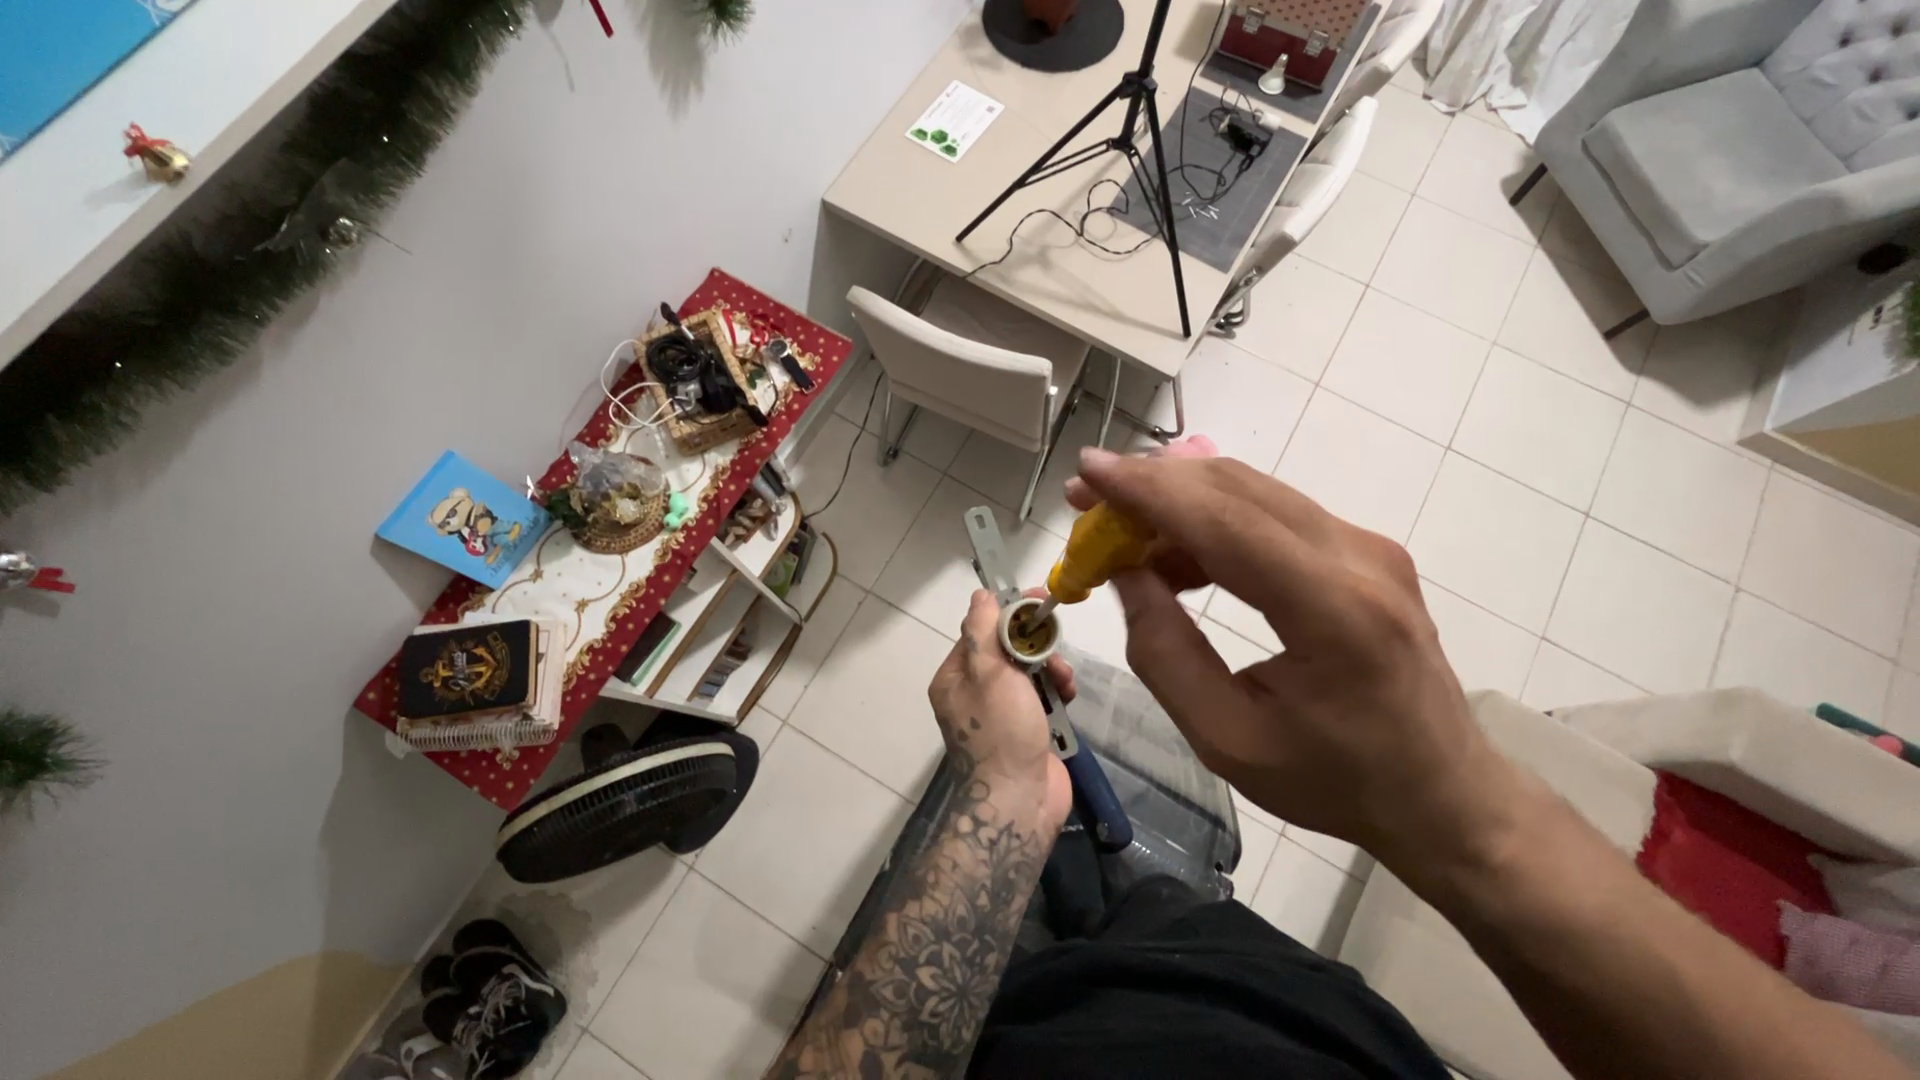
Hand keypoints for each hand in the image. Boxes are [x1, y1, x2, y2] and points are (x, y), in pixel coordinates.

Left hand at [928, 589, 1074, 828]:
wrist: (1020, 801)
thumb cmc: (1001, 731)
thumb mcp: (990, 673)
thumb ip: (984, 630)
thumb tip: (980, 596)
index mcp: (954, 679)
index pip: (980, 632)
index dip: (1008, 614)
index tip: (1037, 600)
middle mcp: (973, 694)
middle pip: (1007, 651)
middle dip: (1034, 644)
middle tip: (1056, 637)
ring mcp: (1001, 714)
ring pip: (1029, 674)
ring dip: (1050, 669)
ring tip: (1064, 680)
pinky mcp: (1027, 730)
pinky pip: (1042, 698)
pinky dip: (1057, 693)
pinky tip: (1069, 696)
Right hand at [1072, 447, 1525, 876]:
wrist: (1442, 793)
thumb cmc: (1334, 782)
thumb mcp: (1227, 740)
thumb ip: (1166, 654)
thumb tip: (1126, 575)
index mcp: (1333, 611)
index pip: (1226, 521)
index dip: (1149, 490)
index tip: (1088, 470)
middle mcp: (1359, 559)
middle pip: (1237, 489)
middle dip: (1152, 484)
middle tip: (1085, 500)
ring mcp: (1368, 548)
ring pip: (1253, 492)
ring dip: (1178, 498)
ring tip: (1118, 531)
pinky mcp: (1363, 552)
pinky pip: (1273, 514)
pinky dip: (1212, 521)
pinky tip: (1173, 556)